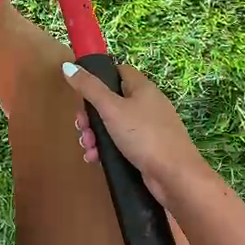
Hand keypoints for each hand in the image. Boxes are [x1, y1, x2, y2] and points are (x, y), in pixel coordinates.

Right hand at [62, 61, 198, 194]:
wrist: (176, 178)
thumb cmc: (144, 136)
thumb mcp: (111, 109)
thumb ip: (89, 87)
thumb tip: (67, 66)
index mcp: (142, 88)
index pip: (118, 71)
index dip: (99, 79)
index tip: (83, 93)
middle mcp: (148, 104)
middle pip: (112, 100)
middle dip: (92, 115)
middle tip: (82, 127)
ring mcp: (150, 128)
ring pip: (115, 124)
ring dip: (96, 134)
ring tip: (88, 147)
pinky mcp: (149, 150)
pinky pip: (123, 143)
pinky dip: (108, 149)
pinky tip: (96, 159)